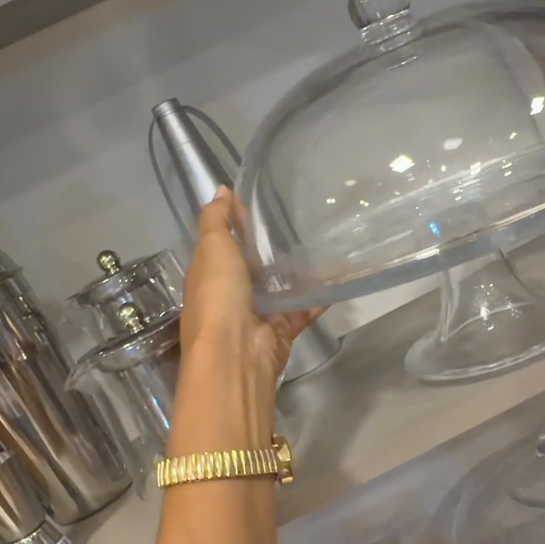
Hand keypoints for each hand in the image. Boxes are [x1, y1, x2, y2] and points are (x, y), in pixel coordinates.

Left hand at [180, 188, 325, 396]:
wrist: (235, 352)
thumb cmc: (217, 295)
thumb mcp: (212, 247)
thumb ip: (216, 219)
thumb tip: (222, 190)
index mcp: (208, 275)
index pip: (220, 245)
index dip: (235, 224)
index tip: (258, 203)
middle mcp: (230, 295)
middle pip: (251, 268)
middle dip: (269, 249)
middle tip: (298, 218)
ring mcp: (257, 315)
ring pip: (278, 289)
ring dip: (295, 272)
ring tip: (321, 242)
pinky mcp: (282, 330)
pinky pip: (303, 309)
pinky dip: (318, 297)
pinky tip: (336, 278)